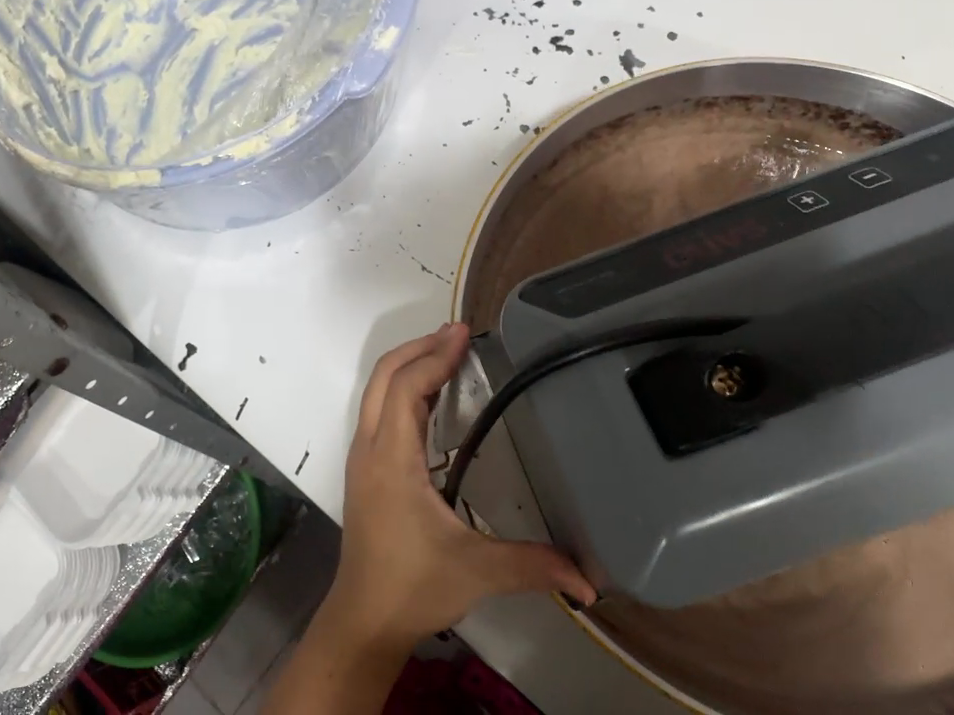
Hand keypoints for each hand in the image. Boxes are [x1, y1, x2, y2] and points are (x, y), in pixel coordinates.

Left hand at [325, 322, 595, 649]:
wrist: (364, 619)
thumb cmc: (413, 586)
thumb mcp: (477, 571)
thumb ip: (533, 565)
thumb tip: (590, 580)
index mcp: (392, 460)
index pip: (406, 388)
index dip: (435, 356)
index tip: (464, 333)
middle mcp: (370, 449)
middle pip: (384, 377)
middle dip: (418, 348)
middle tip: (459, 333)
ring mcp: (363, 458)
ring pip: (376, 392)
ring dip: (408, 365)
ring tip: (448, 353)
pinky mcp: (365, 470)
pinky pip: (379, 411)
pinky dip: (403, 389)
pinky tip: (433, 396)